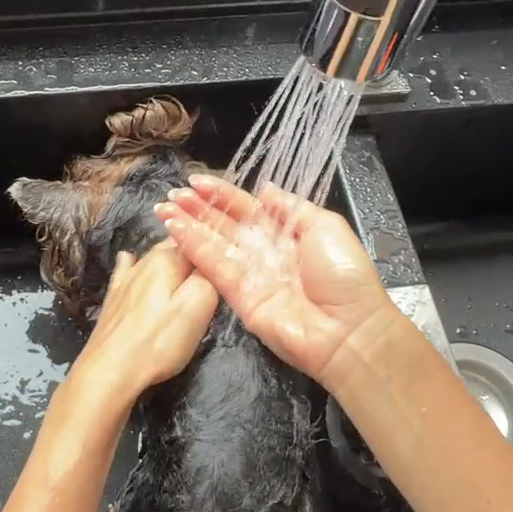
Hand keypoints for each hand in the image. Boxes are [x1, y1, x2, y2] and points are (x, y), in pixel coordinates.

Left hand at [68, 241, 218, 404]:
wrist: (109, 370)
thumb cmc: (159, 341)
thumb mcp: (198, 307)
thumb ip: (210, 277)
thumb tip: (211, 261)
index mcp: (167, 259)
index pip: (198, 242)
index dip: (213, 251)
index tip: (225, 265)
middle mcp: (144, 261)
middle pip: (175, 248)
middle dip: (191, 255)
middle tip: (210, 274)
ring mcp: (125, 279)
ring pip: (153, 259)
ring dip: (168, 260)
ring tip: (183, 268)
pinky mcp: (113, 298)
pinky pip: (126, 270)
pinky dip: (132, 263)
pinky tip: (128, 258)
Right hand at [156, 176, 399, 389]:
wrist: (348, 330)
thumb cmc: (343, 274)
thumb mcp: (326, 227)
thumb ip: (291, 208)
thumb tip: (264, 189)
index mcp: (287, 234)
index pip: (248, 209)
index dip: (224, 195)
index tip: (198, 181)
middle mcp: (265, 252)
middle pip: (226, 225)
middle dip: (199, 208)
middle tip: (174, 193)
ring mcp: (250, 275)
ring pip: (213, 244)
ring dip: (188, 225)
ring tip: (164, 207)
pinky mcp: (238, 296)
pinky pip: (213, 266)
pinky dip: (192, 246)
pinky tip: (174, 228)